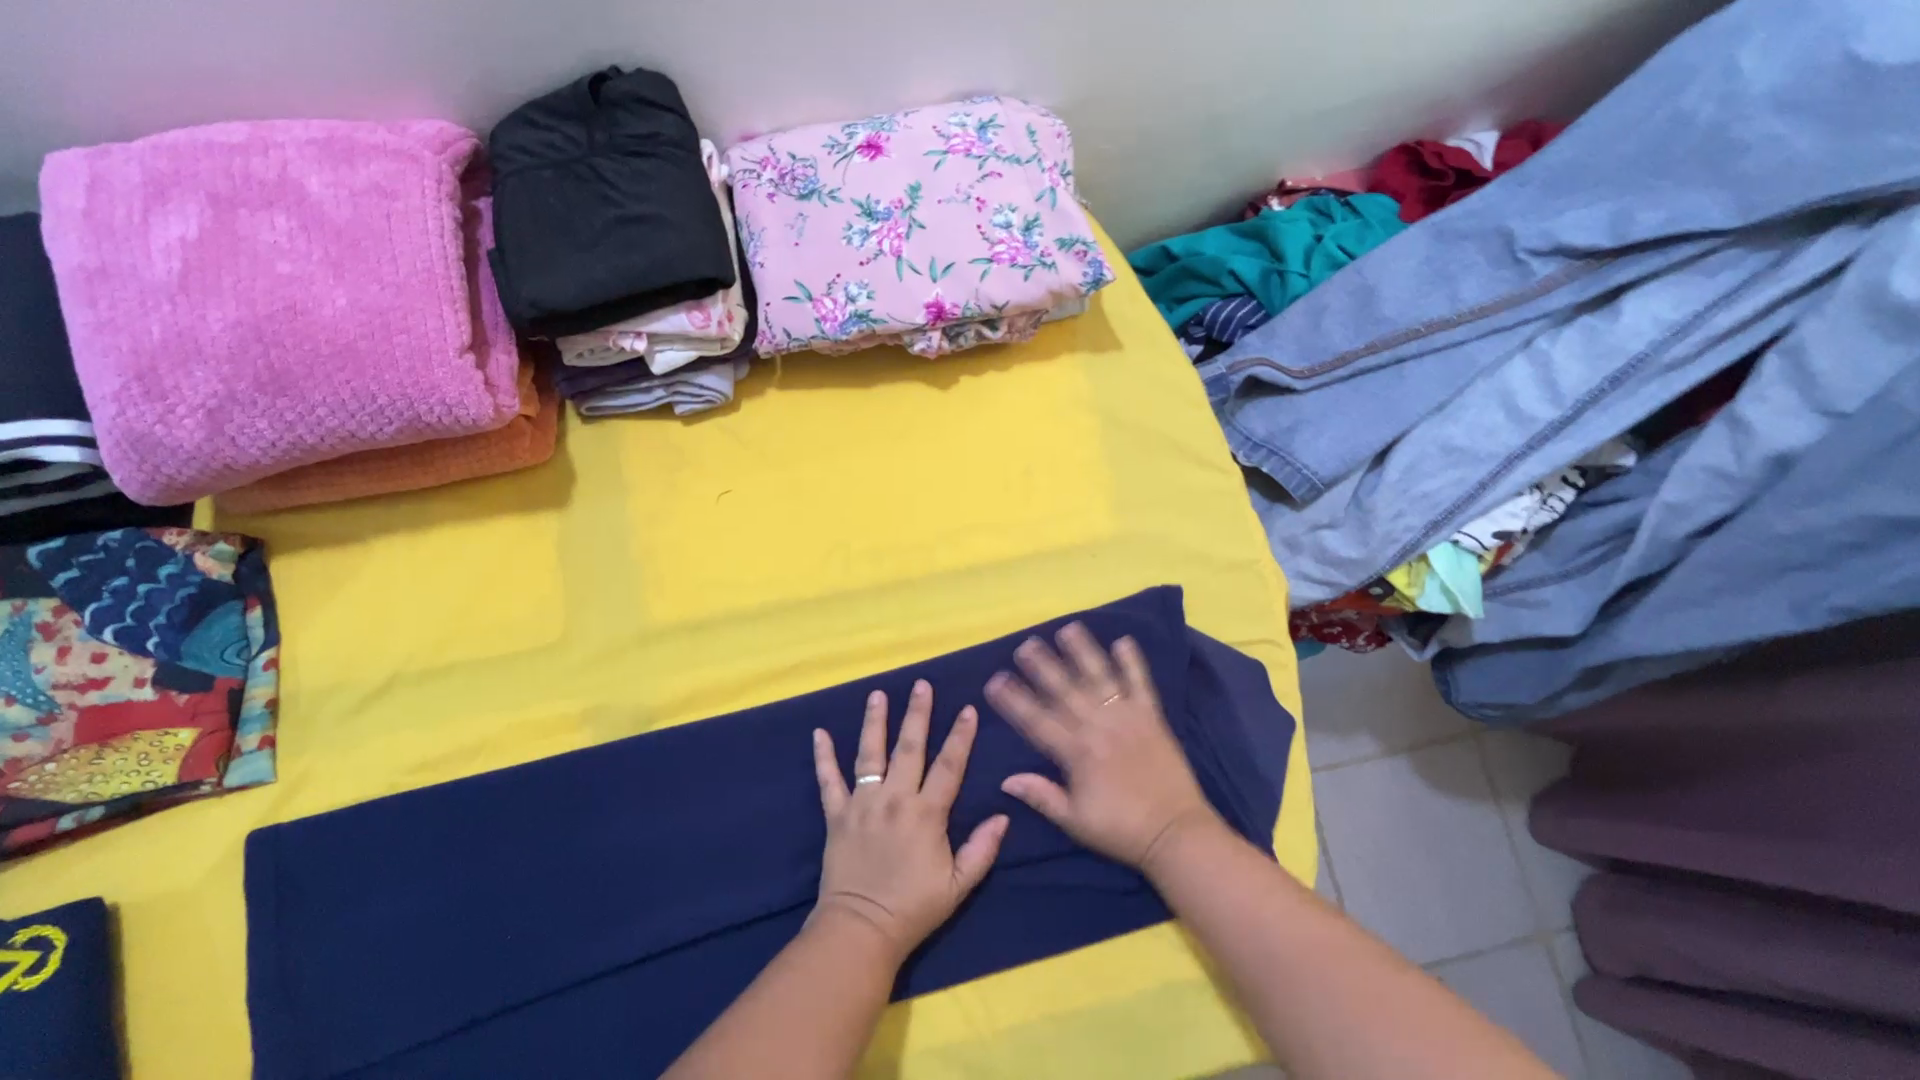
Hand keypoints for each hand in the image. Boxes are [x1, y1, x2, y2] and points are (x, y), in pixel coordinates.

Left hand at [811, 679, 1008, 960]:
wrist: (861, 929)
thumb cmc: (914, 909)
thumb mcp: (958, 885)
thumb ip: (982, 849)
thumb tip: (1003, 816)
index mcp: (927, 814)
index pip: (949, 766)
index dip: (960, 737)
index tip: (968, 709)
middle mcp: (895, 799)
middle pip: (909, 748)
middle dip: (917, 714)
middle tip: (921, 685)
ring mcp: (862, 804)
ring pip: (869, 754)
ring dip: (874, 722)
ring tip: (878, 694)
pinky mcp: (836, 816)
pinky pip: (828, 781)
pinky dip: (823, 757)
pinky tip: (819, 733)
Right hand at [985, 624, 1222, 872]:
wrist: (1175, 832)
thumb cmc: (1120, 829)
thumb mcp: (1074, 821)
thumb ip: (1041, 795)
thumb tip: (1007, 779)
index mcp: (1076, 753)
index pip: (1037, 720)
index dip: (1014, 700)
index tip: (995, 681)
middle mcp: (1099, 728)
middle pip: (1064, 691)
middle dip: (1043, 666)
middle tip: (1025, 644)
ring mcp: (1128, 718)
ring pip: (1100, 678)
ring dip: (1083, 652)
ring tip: (1067, 629)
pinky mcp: (1153, 717)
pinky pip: (1141, 683)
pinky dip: (1132, 662)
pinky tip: (1123, 641)